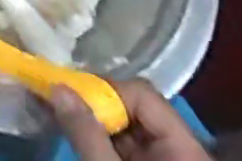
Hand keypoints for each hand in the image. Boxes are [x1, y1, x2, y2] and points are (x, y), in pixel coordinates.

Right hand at [51, 79, 210, 160]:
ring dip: (96, 122)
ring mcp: (166, 159)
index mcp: (184, 145)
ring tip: (64, 117)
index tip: (71, 94)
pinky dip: (102, 141)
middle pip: (134, 108)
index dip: (106, 91)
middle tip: (62, 103)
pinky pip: (126, 147)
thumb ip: (87, 135)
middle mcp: (180, 146)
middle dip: (97, 105)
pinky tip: (79, 136)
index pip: (142, 94)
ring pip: (127, 127)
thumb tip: (57, 88)